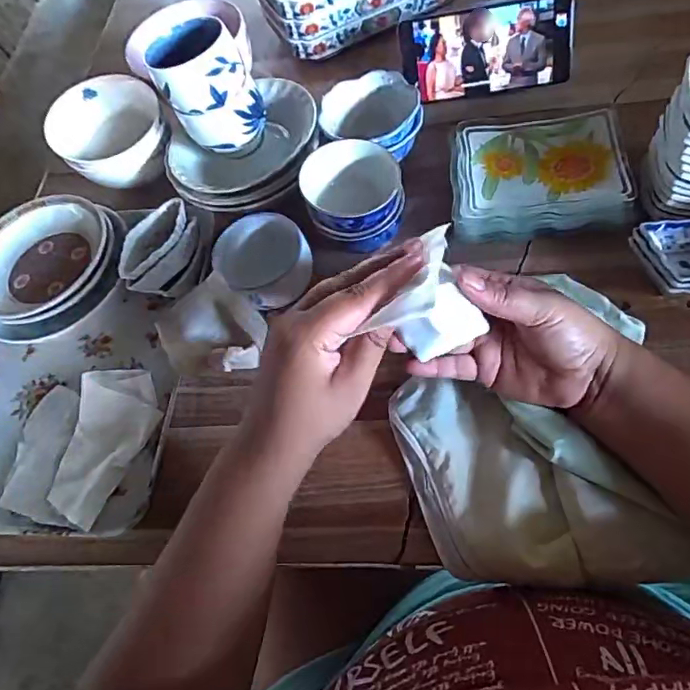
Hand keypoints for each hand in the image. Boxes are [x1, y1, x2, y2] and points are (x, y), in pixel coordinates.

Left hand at [242, 240, 424, 463]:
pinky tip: (368, 286)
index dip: (391, 276)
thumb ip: (372, 344)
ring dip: (365, 275)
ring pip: (331, 288)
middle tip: (415, 247)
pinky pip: (322, 302)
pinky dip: (348, 291)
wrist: (269, 442)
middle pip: (342, 283)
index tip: (420, 256)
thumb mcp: (351, 386)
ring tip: (399, 259)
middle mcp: (293, 316)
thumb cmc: (313, 422)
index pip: (358, 295)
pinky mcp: (288, 329)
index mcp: (308, 331)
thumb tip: (393, 313)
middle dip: (380, 265)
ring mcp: (287, 320)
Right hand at [405, 266, 626, 409]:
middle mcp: (484, 315)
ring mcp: (481, 344)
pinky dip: (432, 366)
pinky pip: (452, 366)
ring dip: (419, 338)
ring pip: (443, 338)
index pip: (460, 282)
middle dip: (418, 312)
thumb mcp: (543, 308)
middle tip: (388, 315)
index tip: (403, 282)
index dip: (433, 282)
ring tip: (392, 340)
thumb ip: (503, 296)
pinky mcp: (481, 371)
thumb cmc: (573, 333)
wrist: (591, 380)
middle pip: (444, 311)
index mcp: (499, 292)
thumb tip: (461, 277)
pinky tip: (411, 366)